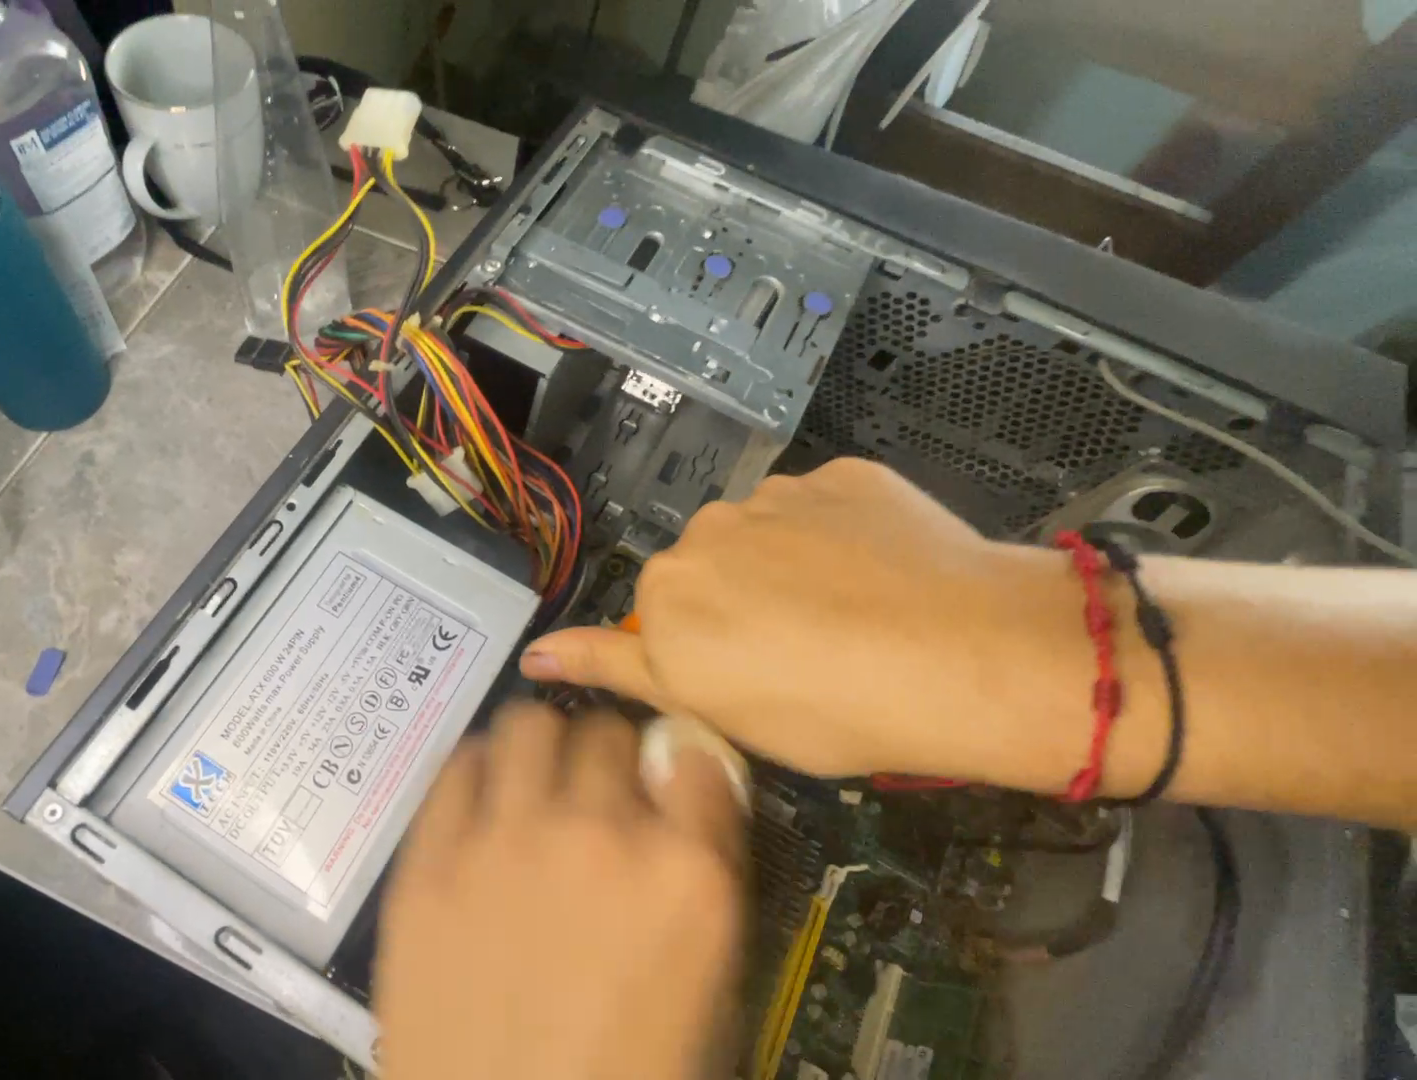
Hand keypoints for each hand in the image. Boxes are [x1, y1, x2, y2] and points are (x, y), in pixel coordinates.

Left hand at [375, 704, 748, 1079]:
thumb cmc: (619, 1075)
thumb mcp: (705, 991)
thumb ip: (699, 876)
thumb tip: (681, 794)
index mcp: (684, 877)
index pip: (694, 757)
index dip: (678, 767)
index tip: (661, 779)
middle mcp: (597, 837)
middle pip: (605, 731)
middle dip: (606, 756)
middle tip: (590, 792)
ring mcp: (505, 842)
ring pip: (527, 726)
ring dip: (541, 747)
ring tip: (533, 783)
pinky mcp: (430, 860)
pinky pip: (457, 767)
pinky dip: (477, 772)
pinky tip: (482, 806)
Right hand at [519, 459, 1086, 781]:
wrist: (967, 658)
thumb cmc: (826, 707)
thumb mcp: (710, 707)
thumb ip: (615, 667)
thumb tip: (533, 654)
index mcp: (667, 590)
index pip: (663, 615)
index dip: (706, 650)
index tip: (751, 674)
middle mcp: (707, 531)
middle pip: (709, 567)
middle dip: (736, 601)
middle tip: (799, 652)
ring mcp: (779, 495)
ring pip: (764, 534)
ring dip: (786, 564)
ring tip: (849, 612)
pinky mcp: (844, 474)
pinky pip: (821, 507)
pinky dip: (837, 535)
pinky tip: (880, 573)